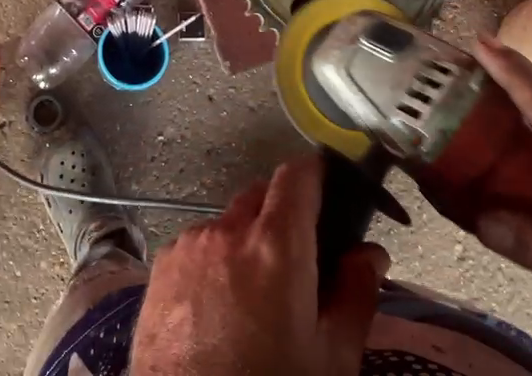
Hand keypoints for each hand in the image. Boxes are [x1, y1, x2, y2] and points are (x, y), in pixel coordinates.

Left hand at [131, 154, 387, 375]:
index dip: (316, 174)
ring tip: (254, 293)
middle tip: (299, 259)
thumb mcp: (332, 357)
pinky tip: (217, 305)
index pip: (297, 175)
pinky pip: (198, 245)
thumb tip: (370, 253)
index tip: (329, 185)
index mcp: (276, 245)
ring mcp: (189, 244)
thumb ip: (356, 294)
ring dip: (245, 240)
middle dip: (282, 214)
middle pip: (261, 195)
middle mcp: (228, 230)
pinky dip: (214, 260)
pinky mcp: (161, 265)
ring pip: (227, 222)